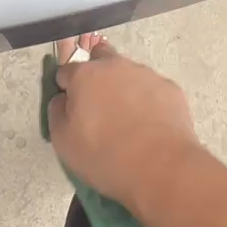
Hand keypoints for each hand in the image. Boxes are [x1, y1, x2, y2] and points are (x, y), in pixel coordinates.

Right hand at [46, 37, 201, 206]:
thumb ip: (56, 113)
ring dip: (124, 89)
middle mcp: (114, 65)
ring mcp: (145, 74)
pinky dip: (149, 102)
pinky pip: (152, 90)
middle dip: (97, 75)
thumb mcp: (63, 143)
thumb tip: (62, 100)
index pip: (66, 71)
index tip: (72, 109)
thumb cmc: (105, 156)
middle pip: (100, 58)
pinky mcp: (170, 88)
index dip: (67, 89)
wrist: (161, 168)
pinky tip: (151, 127)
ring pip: (128, 74)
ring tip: (130, 123)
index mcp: (85, 75)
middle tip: (101, 108)